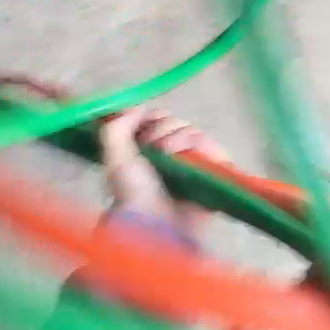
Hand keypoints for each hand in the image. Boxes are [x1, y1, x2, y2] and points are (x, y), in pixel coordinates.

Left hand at [97, 108, 230, 240]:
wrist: (153, 223)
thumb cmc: (131, 192)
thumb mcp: (113, 156)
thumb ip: (117, 126)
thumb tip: (138, 107)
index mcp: (147, 152)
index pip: (157, 119)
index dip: (151, 116)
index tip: (142, 123)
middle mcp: (171, 157)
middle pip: (176, 122)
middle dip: (163, 127)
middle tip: (152, 146)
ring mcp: (193, 166)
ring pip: (194, 132)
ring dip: (179, 136)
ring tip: (167, 155)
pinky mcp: (214, 176)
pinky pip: (217, 149)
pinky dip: (205, 147)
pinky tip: (189, 157)